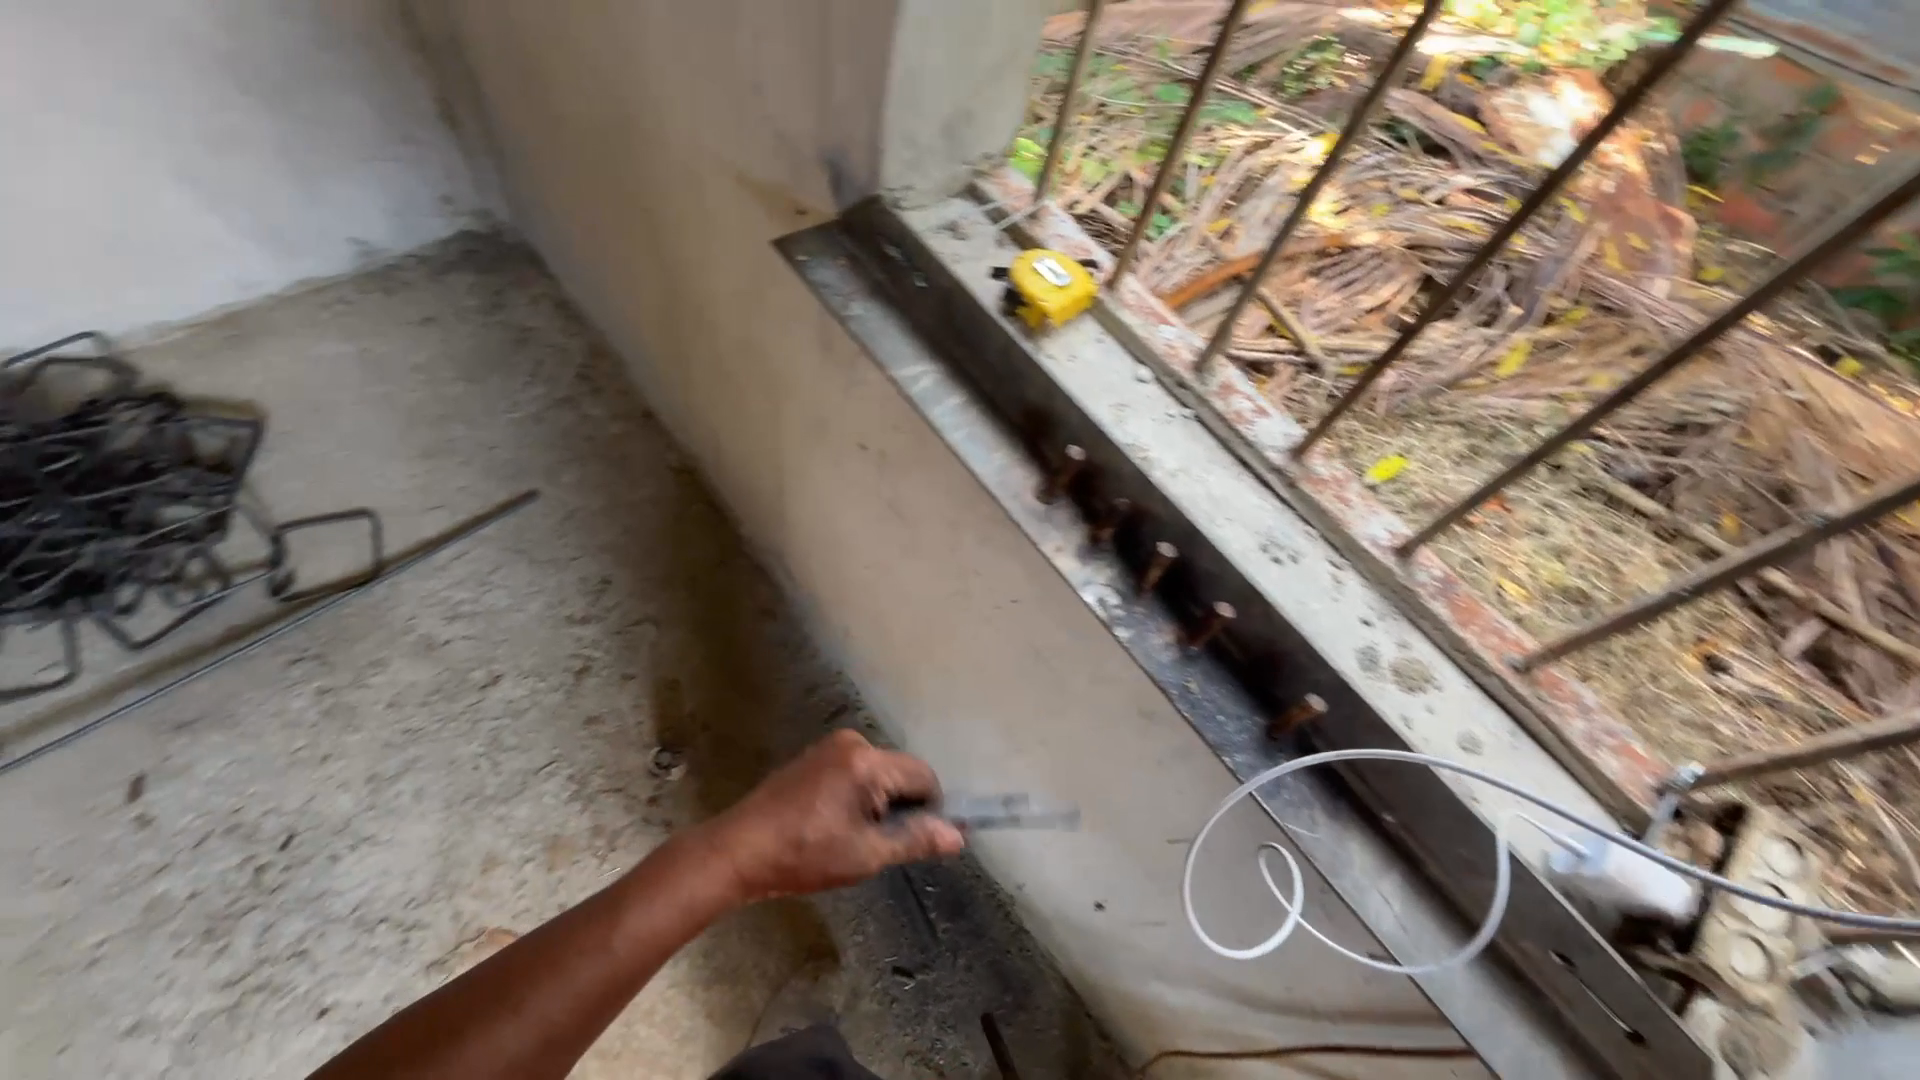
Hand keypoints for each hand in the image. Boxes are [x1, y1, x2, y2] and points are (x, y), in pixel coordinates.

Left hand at [698, 730, 965, 903]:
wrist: (738, 850)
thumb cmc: (805, 855)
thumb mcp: (866, 855)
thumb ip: (915, 840)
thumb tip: (957, 836)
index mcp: (867, 762)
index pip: (924, 776)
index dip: (930, 809)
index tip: (917, 840)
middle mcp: (852, 743)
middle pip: (900, 772)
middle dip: (900, 807)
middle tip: (878, 845)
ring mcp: (830, 747)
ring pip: (878, 774)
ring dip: (878, 803)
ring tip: (851, 838)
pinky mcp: (814, 757)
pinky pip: (854, 772)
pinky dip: (857, 796)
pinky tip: (834, 825)